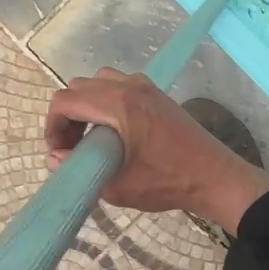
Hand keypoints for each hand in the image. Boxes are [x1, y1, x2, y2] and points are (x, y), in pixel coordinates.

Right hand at [44, 68, 268, 230]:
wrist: (215, 176)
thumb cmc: (167, 183)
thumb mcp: (117, 186)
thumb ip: (80, 171)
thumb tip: (55, 158)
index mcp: (118, 104)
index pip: (66, 100)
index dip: (53, 126)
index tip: (58, 152)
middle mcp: (131, 87)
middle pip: (80, 87)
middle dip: (69, 116)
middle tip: (72, 149)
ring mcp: (147, 87)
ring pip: (101, 83)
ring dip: (88, 106)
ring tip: (91, 139)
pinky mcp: (158, 95)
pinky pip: (121, 86)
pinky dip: (108, 102)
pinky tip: (115, 132)